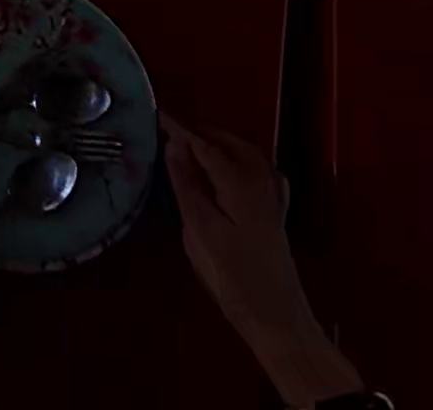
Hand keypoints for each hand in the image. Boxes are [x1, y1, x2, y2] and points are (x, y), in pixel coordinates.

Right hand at [161, 112, 361, 406]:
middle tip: (171, 130)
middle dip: (200, 132)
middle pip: (229, 143)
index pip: (202, 145)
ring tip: (195, 143)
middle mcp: (260, 182)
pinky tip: (233, 166)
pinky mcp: (276, 212)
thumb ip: (186, 182)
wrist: (277, 319)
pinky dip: (241, 159)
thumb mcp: (199, 228)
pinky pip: (260, 170)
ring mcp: (272, 197)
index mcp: (239, 182)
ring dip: (221, 142)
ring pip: (247, 154)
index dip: (177, 128)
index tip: (155, 113)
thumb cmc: (232, 275)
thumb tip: (174, 144)